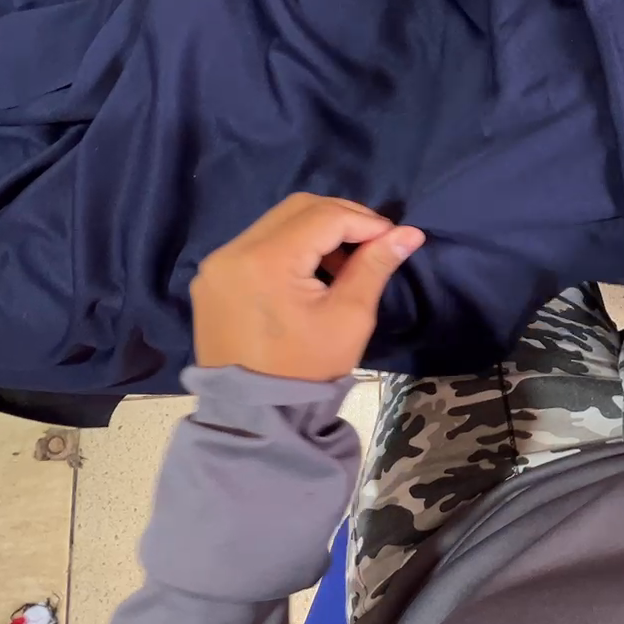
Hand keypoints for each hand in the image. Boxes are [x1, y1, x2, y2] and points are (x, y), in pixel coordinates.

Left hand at [190, 194, 424, 380]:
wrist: (254, 415)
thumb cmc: (308, 367)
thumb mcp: (350, 316)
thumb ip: (375, 265)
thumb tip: (410, 232)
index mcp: (267, 261)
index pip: (325, 217)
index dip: (366, 221)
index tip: (394, 237)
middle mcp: (234, 251)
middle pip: (298, 208)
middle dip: (343, 217)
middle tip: (373, 240)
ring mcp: (218, 264)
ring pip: (278, 221)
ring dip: (317, 229)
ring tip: (345, 258)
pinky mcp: (213, 277)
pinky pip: (258, 242)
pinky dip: (292, 244)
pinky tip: (313, 270)